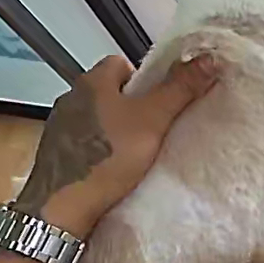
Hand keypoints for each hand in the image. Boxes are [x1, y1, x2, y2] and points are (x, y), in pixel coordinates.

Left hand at [13, 54, 218, 236]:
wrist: (63, 205)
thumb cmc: (109, 156)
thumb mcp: (153, 120)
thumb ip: (180, 89)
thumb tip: (210, 58)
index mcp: (91, 82)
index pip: (119, 63)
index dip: (142, 80)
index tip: (157, 104)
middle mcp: (70, 98)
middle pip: (107, 92)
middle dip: (128, 107)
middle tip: (150, 131)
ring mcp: (58, 127)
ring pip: (94, 119)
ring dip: (111, 131)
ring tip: (131, 154)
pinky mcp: (53, 154)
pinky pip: (81, 144)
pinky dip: (96, 152)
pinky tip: (109, 171)